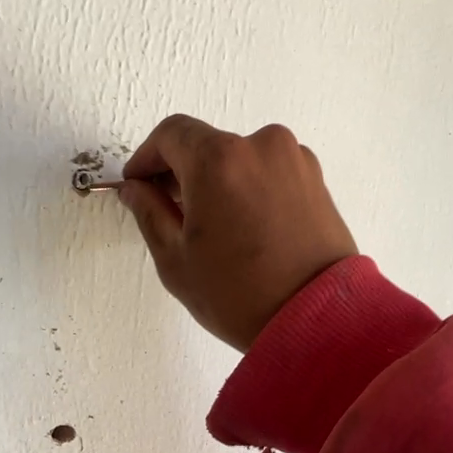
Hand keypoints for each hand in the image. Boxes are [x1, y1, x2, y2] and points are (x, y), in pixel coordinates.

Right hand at [117, 115, 359, 351]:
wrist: (315, 318)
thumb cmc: (240, 295)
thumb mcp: (175, 259)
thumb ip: (149, 213)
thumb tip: (136, 190)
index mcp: (218, 160)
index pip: (170, 135)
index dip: (146, 157)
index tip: (138, 183)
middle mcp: (259, 146)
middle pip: (206, 145)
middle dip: (181, 173)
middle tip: (165, 211)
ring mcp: (293, 159)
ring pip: (238, 159)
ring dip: (216, 182)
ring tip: (209, 228)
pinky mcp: (315, 179)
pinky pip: (267, 173)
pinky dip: (246, 189)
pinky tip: (240, 229)